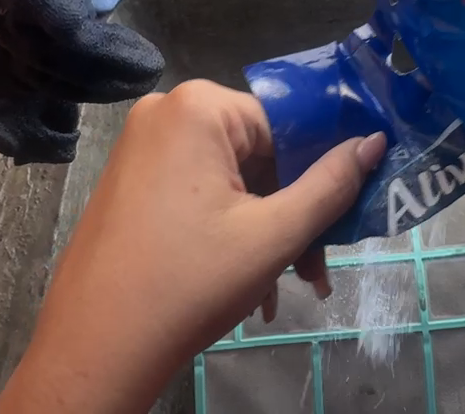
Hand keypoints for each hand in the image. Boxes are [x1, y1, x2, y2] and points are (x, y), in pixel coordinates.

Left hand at [0, 80, 385, 413]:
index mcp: (199, 106)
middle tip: (314, 269)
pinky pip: (199, 188)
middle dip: (291, 211)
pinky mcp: (131, 178)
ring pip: (232, 177)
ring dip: (264, 229)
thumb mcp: (273, 235)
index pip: (286, 124)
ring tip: (283, 289)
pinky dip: (227, 228)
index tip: (341, 218)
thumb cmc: (187, 285)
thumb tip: (375, 140)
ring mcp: (143, 145)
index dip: (318, 170)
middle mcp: (167, 110)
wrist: (89, 357)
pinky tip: (246, 285)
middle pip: (259, 153)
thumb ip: (331, 185)